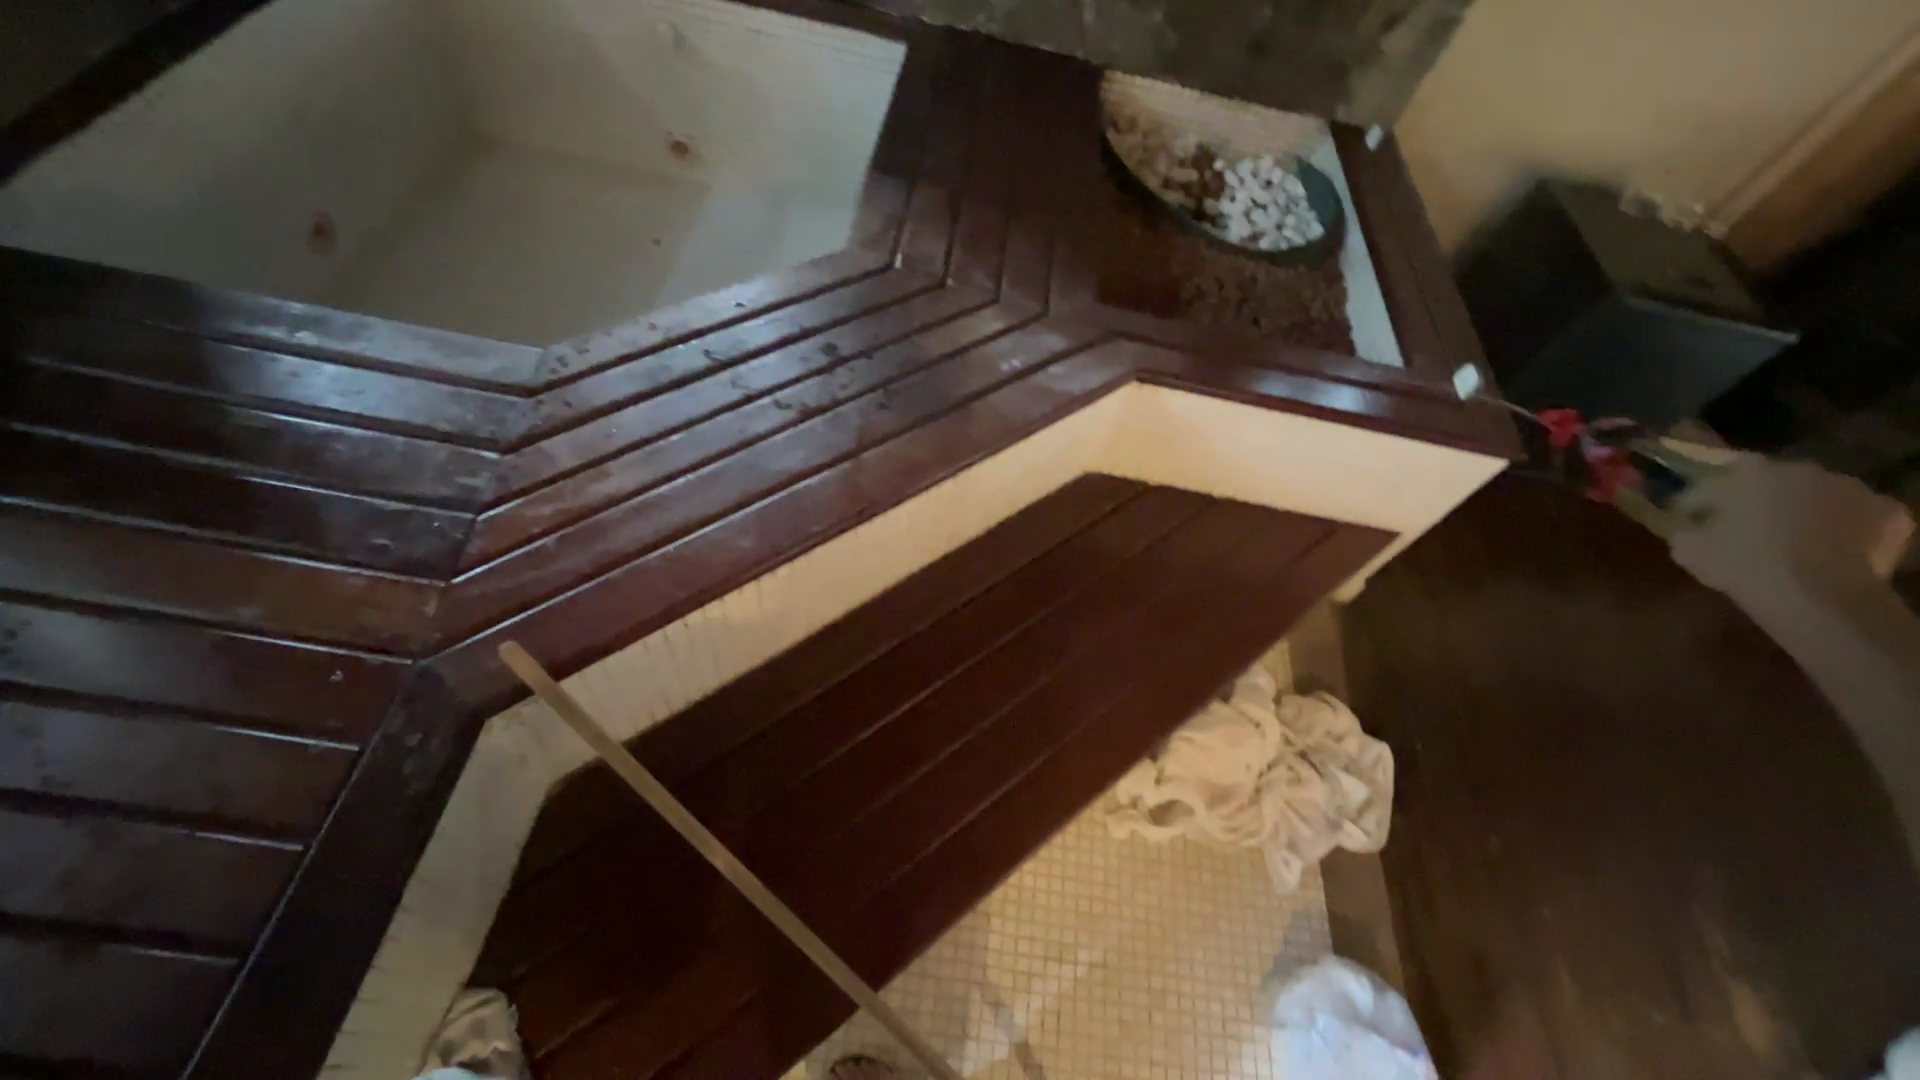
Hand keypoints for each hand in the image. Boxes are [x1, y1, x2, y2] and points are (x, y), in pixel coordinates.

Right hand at [1669, 457, 1913, 599]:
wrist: (1818, 597)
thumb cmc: (1744, 566)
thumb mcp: (1688, 550)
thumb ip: (1684, 530)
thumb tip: (1688, 527)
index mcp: (1749, 471)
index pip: (1716, 478)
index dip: (1702, 499)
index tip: (1694, 519)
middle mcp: (1802, 468)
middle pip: (1773, 482)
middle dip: (1759, 501)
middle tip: (1747, 530)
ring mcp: (1852, 487)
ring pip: (1820, 496)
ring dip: (1805, 512)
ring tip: (1794, 543)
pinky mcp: (1888, 511)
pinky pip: (1860, 516)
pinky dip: (1849, 529)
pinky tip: (1836, 551)